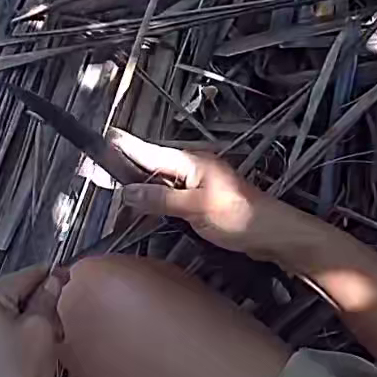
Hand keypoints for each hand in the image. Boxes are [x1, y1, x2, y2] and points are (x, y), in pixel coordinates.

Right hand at [110, 130, 310, 260]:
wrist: (273, 235)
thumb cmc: (244, 217)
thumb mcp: (196, 208)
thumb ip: (160, 199)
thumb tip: (130, 192)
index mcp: (192, 162)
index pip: (149, 153)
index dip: (125, 149)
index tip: (105, 141)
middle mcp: (194, 169)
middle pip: (152, 168)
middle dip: (128, 174)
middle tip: (102, 177)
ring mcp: (199, 185)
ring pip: (161, 185)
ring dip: (143, 193)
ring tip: (121, 200)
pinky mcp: (203, 201)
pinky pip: (172, 199)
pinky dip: (157, 205)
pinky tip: (148, 213)